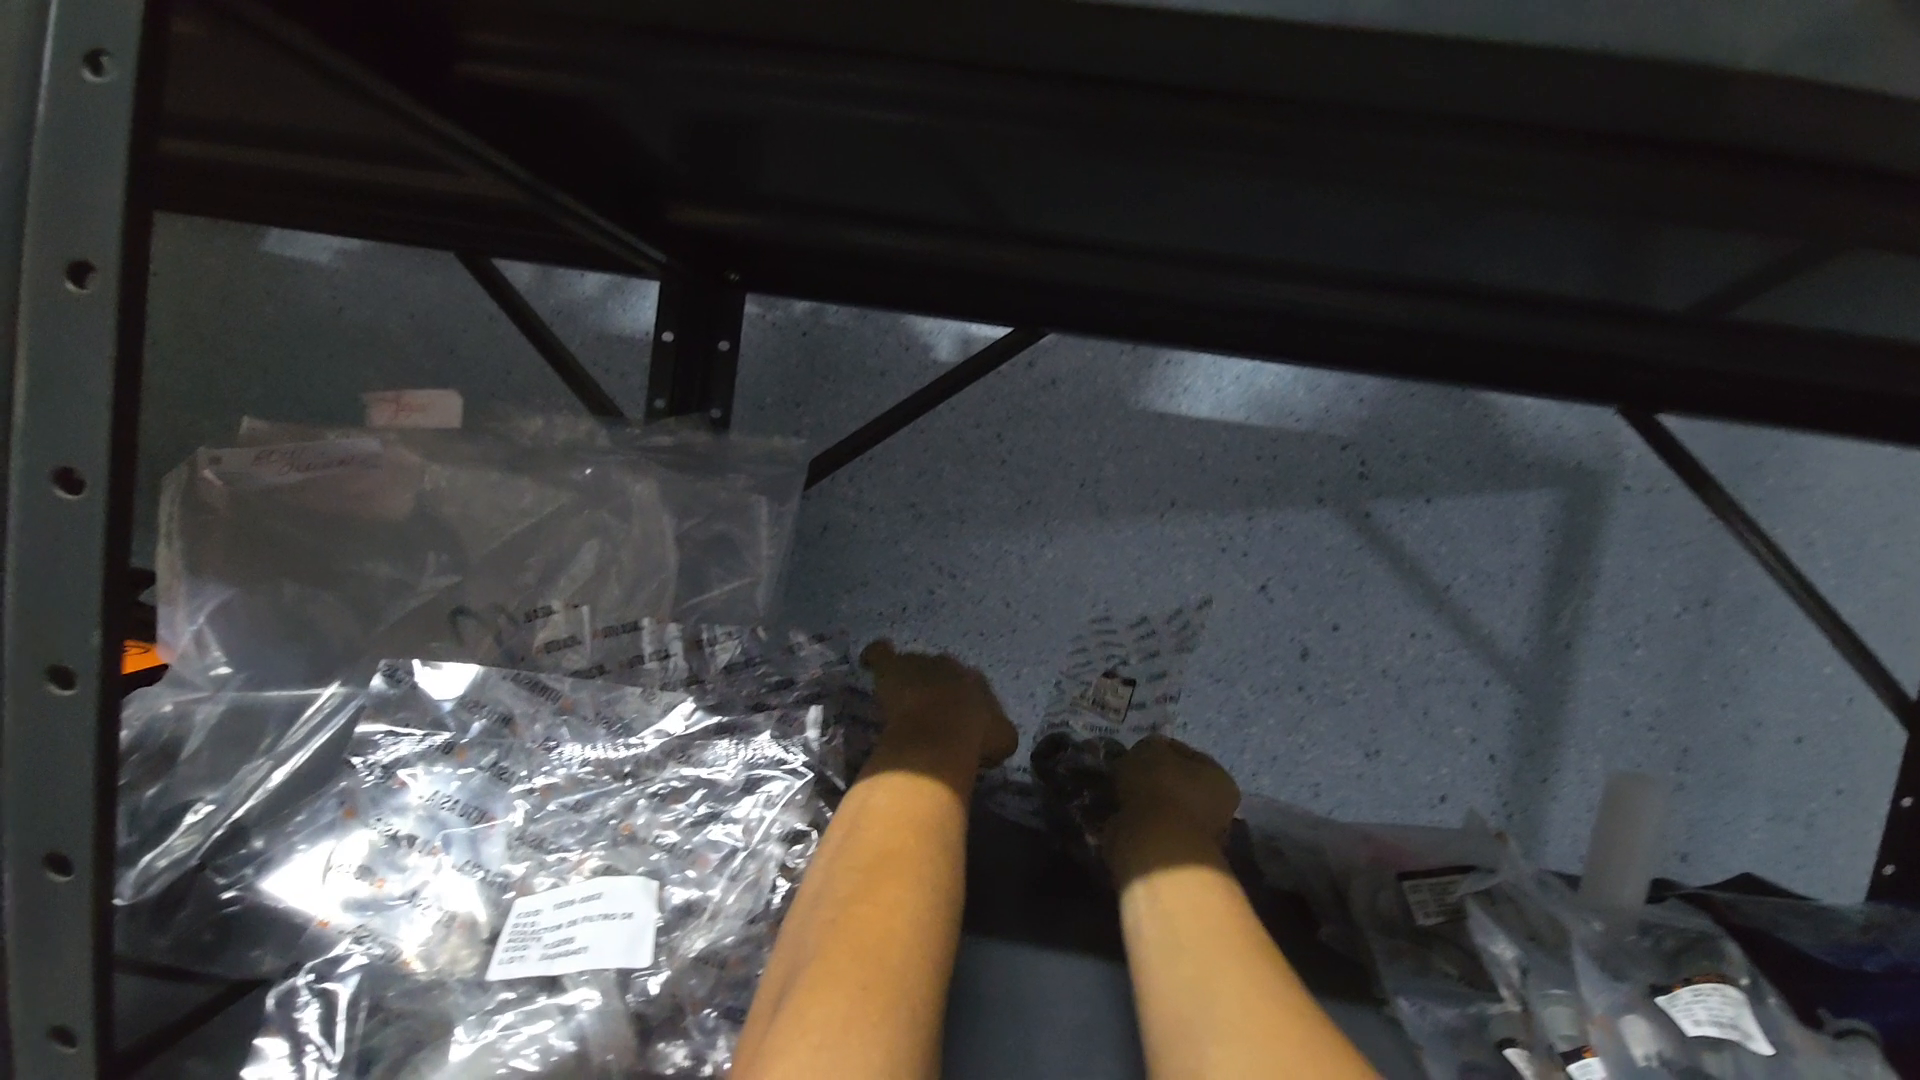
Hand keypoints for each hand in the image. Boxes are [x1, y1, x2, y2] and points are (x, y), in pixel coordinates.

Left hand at [861, 641, 1018, 766]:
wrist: (942, 732)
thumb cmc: (974, 738)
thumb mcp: (1002, 741)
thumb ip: (997, 732)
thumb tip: (993, 736)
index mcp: (976, 681)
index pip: (969, 686)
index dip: (961, 704)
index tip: (956, 722)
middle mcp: (950, 665)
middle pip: (941, 671)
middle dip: (936, 687)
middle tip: (929, 714)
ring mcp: (919, 662)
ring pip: (912, 664)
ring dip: (908, 678)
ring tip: (901, 699)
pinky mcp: (892, 666)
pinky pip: (879, 653)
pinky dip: (876, 655)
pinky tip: (870, 662)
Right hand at [1104, 735, 1240, 879]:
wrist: (1152, 843)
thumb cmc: (1159, 787)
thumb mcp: (1150, 748)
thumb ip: (1150, 746)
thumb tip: (1146, 754)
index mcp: (1220, 779)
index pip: (1187, 754)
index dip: (1159, 749)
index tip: (1134, 751)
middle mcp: (1215, 809)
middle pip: (1176, 784)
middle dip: (1150, 779)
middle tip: (1124, 774)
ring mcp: (1195, 836)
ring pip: (1161, 809)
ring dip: (1141, 803)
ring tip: (1115, 795)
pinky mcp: (1173, 856)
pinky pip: (1150, 831)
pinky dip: (1134, 824)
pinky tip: (1116, 816)